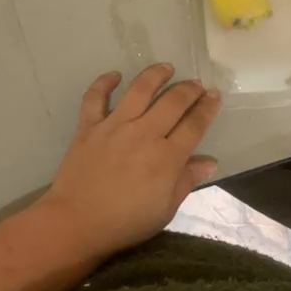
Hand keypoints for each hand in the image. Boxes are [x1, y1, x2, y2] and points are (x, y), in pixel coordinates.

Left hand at [35, 63, 220, 258]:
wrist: (76, 223)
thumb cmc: (125, 223)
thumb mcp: (165, 210)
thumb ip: (186, 181)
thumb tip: (209, 161)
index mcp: (166, 158)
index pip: (194, 125)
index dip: (207, 108)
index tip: (214, 96)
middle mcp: (143, 134)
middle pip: (172, 102)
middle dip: (189, 89)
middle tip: (196, 83)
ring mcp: (114, 127)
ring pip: (139, 90)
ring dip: (155, 75)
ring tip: (166, 67)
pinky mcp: (88, 127)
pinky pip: (95, 98)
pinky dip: (104, 83)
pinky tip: (115, 75)